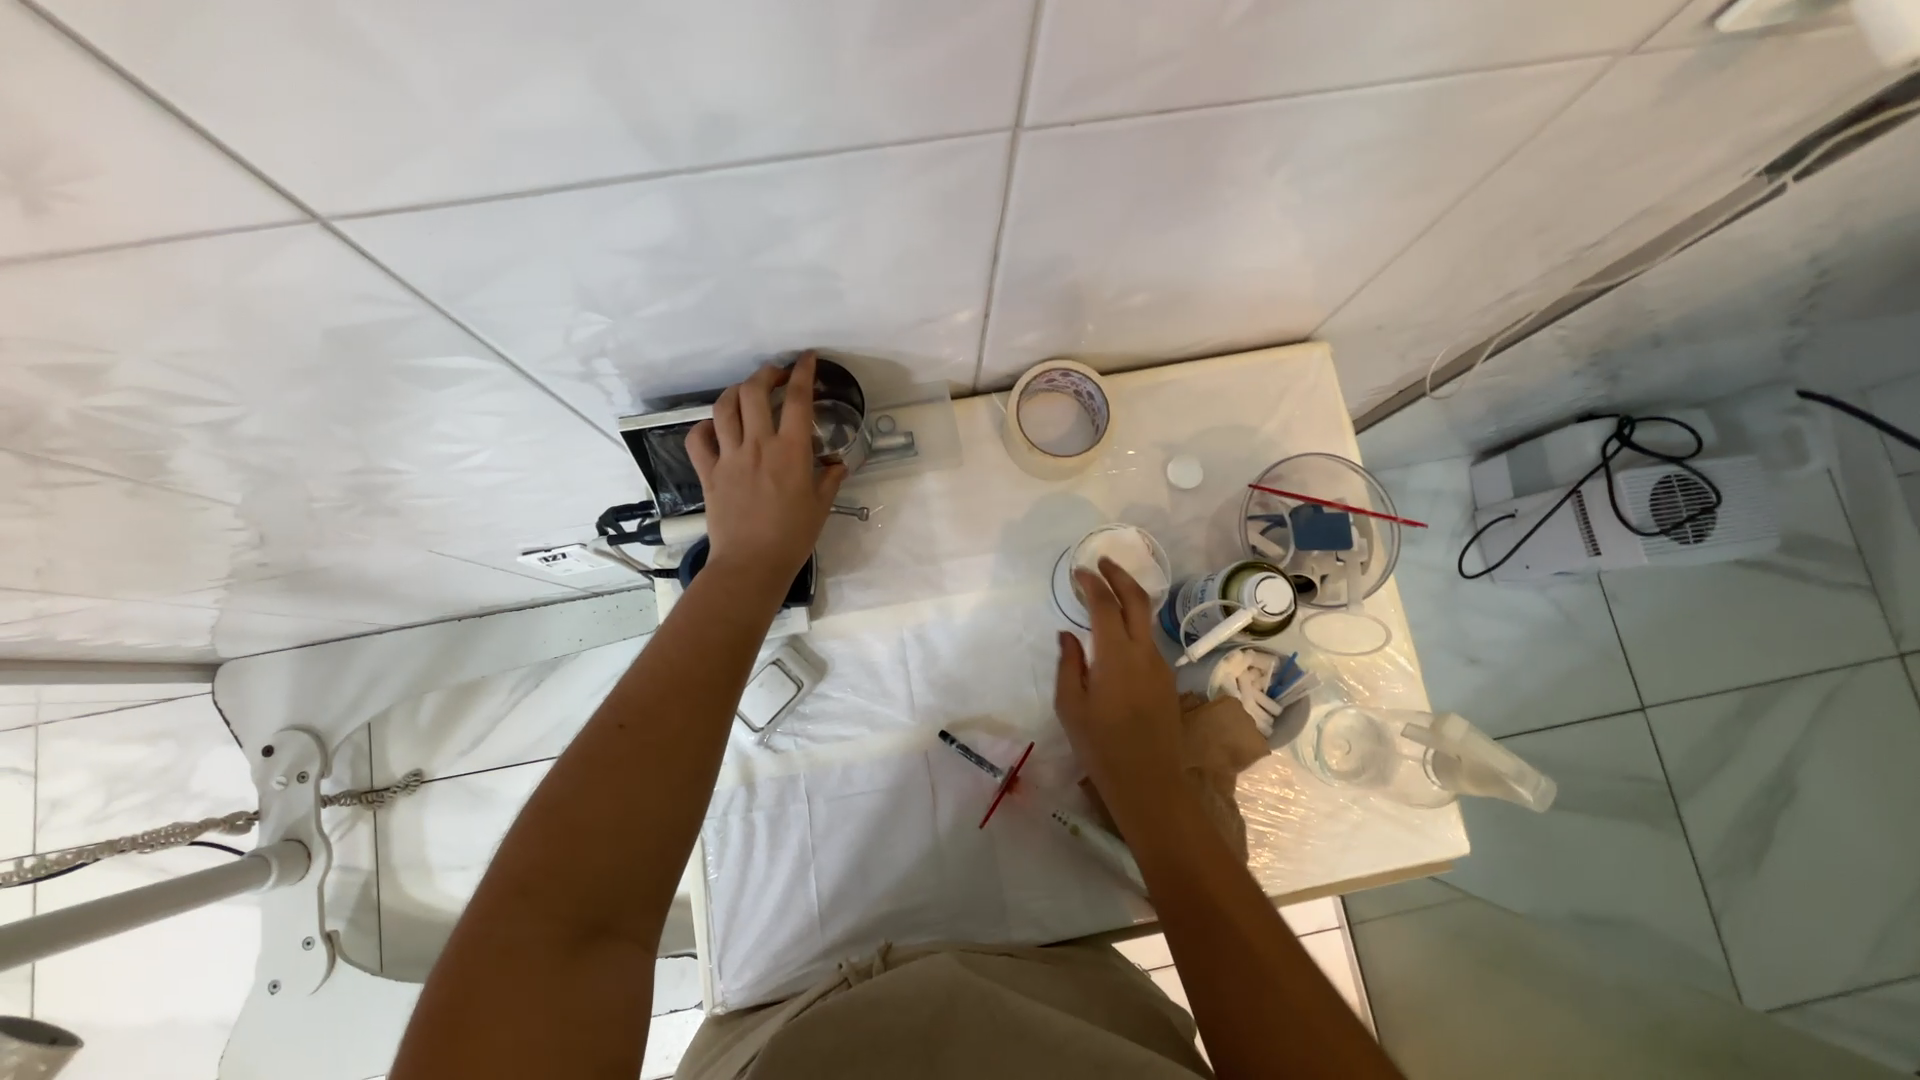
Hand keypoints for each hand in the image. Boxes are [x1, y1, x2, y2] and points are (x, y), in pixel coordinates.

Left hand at [686, 350, 845, 588]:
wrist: (751, 564)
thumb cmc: (792, 538)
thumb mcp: (821, 507)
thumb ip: (830, 479)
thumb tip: (837, 464)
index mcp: (791, 452)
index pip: (797, 400)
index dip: (802, 372)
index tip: (807, 359)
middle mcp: (758, 445)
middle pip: (755, 392)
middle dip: (766, 373)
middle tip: (775, 374)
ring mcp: (729, 457)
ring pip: (725, 407)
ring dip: (736, 392)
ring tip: (747, 392)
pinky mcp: (708, 473)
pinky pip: (698, 439)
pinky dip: (705, 426)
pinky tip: (716, 427)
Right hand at [1055, 558, 1185, 817]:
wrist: (1149, 782)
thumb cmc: (1100, 746)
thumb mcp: (1071, 705)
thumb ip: (1069, 663)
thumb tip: (1068, 634)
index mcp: (1116, 654)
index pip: (1105, 604)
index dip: (1092, 583)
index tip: (1079, 571)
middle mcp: (1144, 652)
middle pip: (1137, 600)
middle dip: (1120, 576)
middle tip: (1103, 562)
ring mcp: (1160, 666)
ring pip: (1146, 621)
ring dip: (1128, 601)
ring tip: (1107, 596)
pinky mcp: (1167, 682)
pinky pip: (1148, 644)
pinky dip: (1133, 627)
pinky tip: (1117, 638)